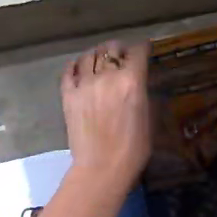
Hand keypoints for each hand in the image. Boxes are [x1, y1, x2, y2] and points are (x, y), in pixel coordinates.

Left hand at [61, 40, 151, 190]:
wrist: (102, 167)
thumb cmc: (133, 148)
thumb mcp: (148, 117)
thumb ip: (142, 93)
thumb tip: (139, 82)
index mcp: (131, 81)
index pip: (137, 51)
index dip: (142, 48)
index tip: (143, 50)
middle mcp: (106, 76)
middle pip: (111, 49)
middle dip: (118, 49)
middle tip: (121, 55)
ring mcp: (84, 84)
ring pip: (89, 56)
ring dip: (97, 55)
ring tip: (99, 60)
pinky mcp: (67, 95)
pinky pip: (68, 71)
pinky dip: (74, 65)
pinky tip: (78, 67)